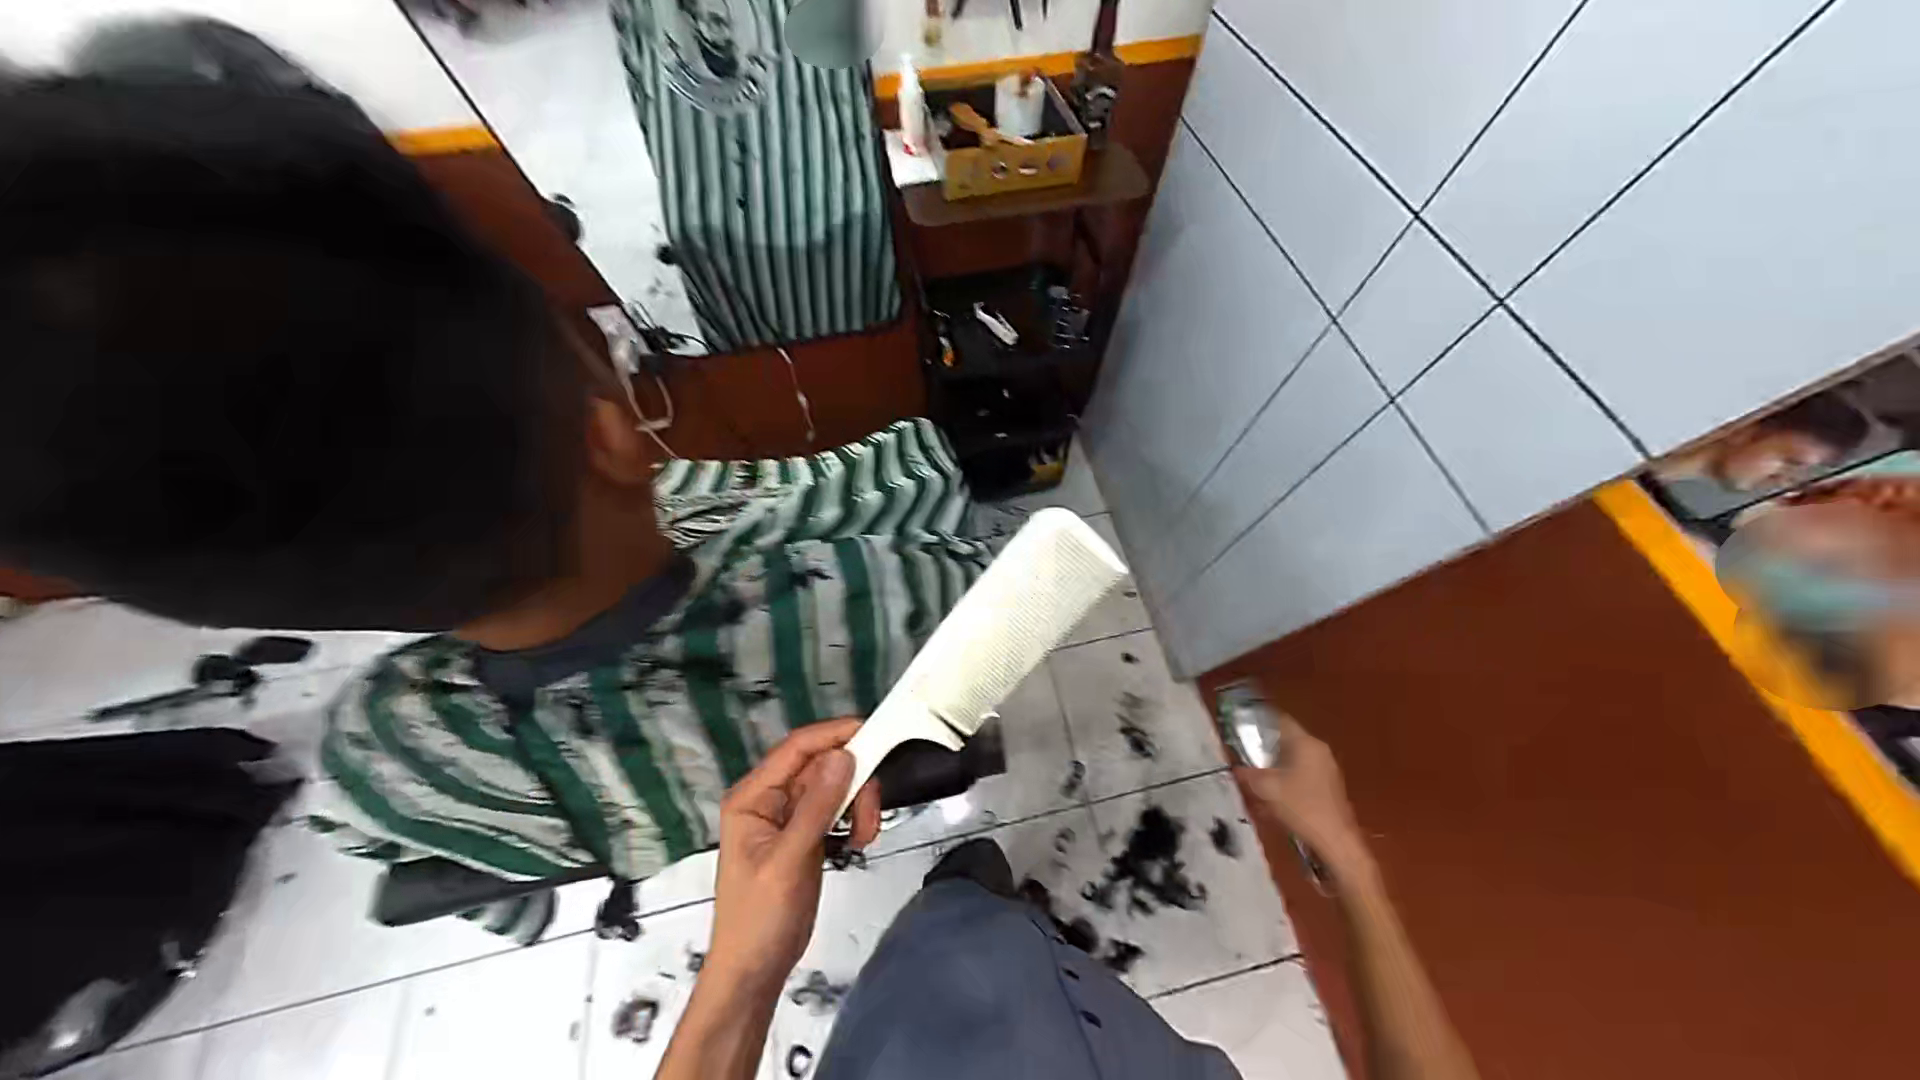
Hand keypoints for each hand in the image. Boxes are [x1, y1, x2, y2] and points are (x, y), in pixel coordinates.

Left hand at [706, 719, 881, 991]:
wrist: (754, 971)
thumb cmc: (758, 920)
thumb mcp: (788, 861)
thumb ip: (816, 807)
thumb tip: (843, 757)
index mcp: (753, 797)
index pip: (796, 748)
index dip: (834, 735)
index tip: (872, 733)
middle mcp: (769, 799)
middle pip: (821, 765)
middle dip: (853, 782)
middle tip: (870, 812)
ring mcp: (788, 815)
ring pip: (834, 785)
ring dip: (857, 803)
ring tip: (864, 835)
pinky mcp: (806, 832)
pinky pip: (836, 807)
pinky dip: (853, 817)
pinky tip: (857, 840)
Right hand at [1236, 714, 1366, 863]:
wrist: (1336, 842)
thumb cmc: (1300, 808)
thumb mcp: (1265, 788)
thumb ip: (1245, 773)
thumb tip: (1234, 767)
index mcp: (1305, 743)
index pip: (1279, 720)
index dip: (1257, 721)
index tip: (1240, 728)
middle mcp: (1318, 750)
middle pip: (1285, 739)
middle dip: (1263, 747)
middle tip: (1243, 755)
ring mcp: (1326, 768)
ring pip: (1292, 757)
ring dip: (1273, 764)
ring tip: (1255, 777)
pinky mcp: (1329, 785)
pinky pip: (1301, 771)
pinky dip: (1285, 776)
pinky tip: (1273, 794)